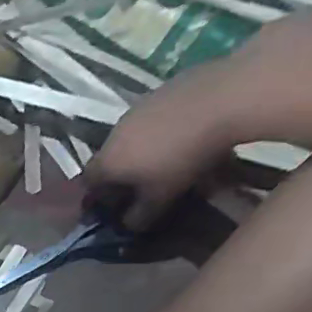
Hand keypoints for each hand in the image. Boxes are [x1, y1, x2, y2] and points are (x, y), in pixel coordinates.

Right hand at [85, 64, 237, 228]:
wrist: (223, 98)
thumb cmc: (182, 158)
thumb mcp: (160, 200)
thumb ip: (138, 218)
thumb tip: (128, 224)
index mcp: (107, 161)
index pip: (88, 183)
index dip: (98, 196)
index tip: (115, 206)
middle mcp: (115, 132)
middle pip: (111, 158)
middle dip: (124, 174)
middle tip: (146, 186)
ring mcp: (139, 106)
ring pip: (134, 136)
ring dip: (146, 151)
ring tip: (172, 159)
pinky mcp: (164, 88)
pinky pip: (156, 118)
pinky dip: (165, 130)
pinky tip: (189, 134)